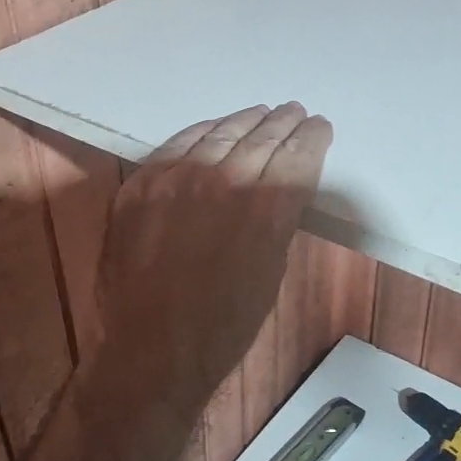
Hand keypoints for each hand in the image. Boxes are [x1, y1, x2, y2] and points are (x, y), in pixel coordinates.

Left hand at [93, 103, 332, 393]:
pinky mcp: (141, 183)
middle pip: (261, 137)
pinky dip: (201, 133)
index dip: (312, 138)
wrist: (152, 347)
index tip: (319, 128)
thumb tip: (277, 195)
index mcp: (266, 207)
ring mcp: (176, 177)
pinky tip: (213, 129)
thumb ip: (275, 222)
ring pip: (219, 133)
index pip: (298, 155)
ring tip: (261, 114)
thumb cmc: (223, 325)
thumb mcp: (270, 271)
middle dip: (282, 124)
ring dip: (245, 122)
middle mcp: (224, 180)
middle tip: (294, 113)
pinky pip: (176, 145)